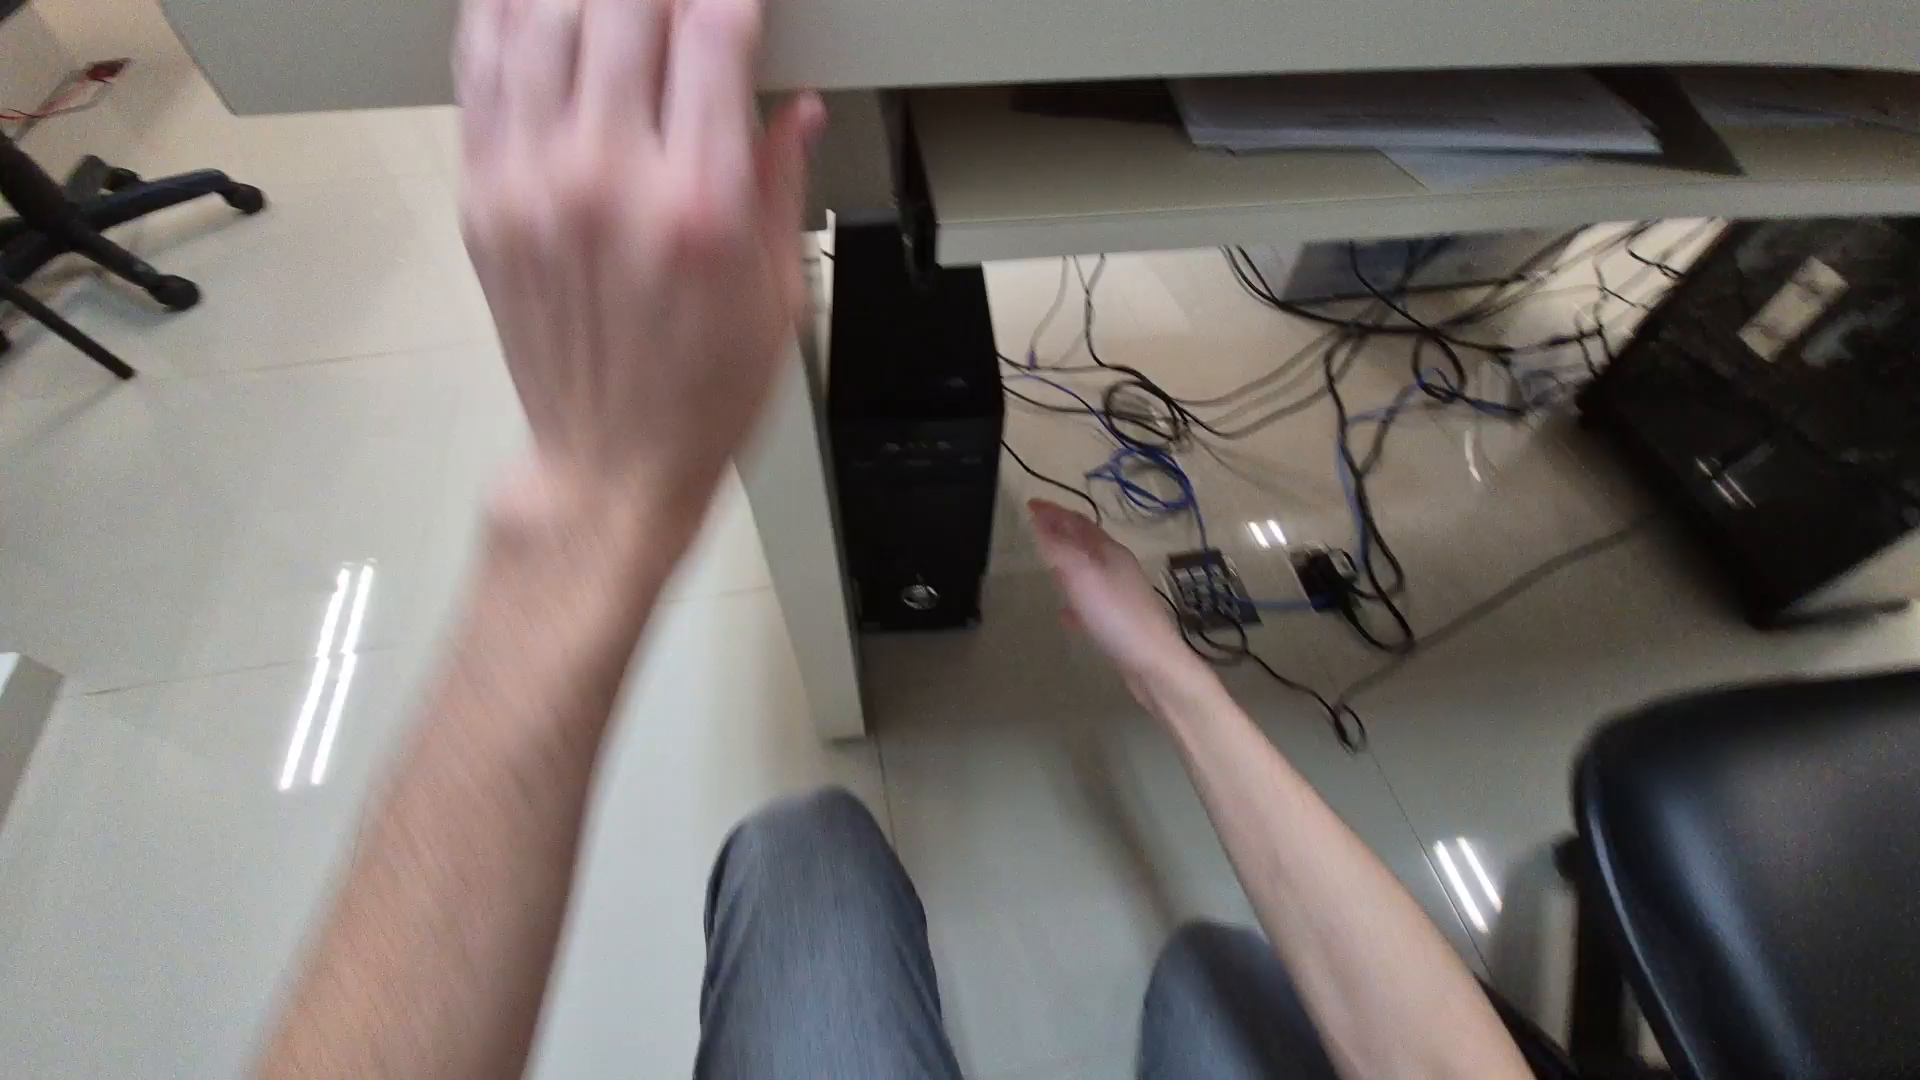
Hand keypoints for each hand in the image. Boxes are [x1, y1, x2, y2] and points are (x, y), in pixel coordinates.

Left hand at [455, 0, 823, 517]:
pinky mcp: (486, 199)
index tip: (743, 5)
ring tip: (622, 1)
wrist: (613, 459)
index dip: (732, 0)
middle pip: (623, 6)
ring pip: (540, 14)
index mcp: (701, 213)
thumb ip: (781, 191)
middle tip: (686, 4)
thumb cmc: (702, 397)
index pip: (713, 38)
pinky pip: (481, 66)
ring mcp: (534, 184)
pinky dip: (511, 15)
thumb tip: (794, 114)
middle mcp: (610, 182)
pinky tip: (542, 8)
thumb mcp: (776, 303)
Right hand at [1027, 499, 1210, 696]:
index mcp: (1109, 552)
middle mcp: (1118, 568)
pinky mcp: (1119, 622)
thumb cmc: (1116, 615)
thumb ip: (1058, 547)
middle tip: (1038, 524)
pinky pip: (1091, 604)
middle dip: (1061, 530)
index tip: (1031, 503)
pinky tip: (1065, 613)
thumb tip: (1039, 520)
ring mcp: (1121, 596)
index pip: (1077, 522)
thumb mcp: (1081, 575)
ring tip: (1049, 562)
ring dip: (1068, 561)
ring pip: (1090, 570)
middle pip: (1086, 542)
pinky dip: (1074, 601)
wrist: (1154, 663)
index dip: (1053, 511)